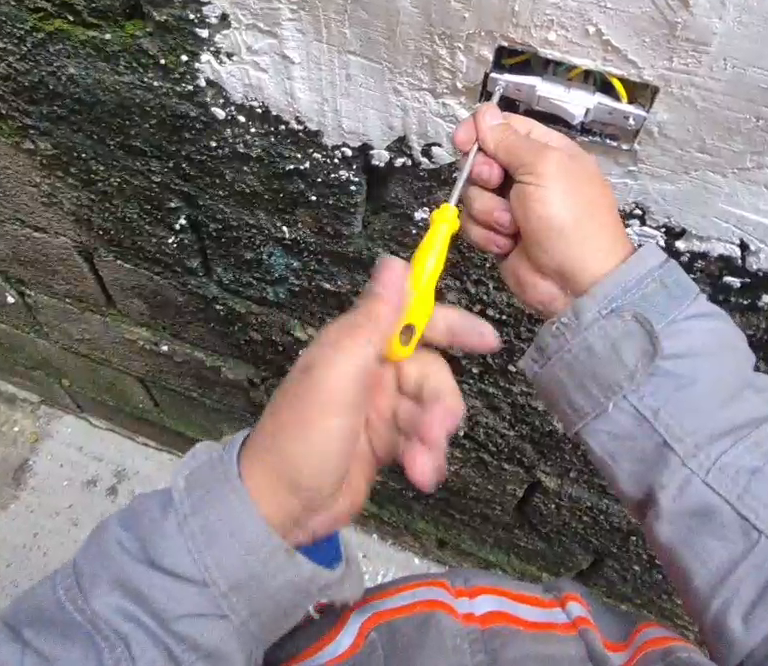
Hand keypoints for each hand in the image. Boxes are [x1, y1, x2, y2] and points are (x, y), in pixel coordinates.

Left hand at [239, 257, 500, 546]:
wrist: (279, 506)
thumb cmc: (304, 432)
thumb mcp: (339, 370)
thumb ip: (373, 318)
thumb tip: (396, 261)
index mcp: (356, 343)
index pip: (413, 319)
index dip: (452, 324)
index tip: (488, 339)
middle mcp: (370, 370)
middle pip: (430, 372)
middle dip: (440, 401)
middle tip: (440, 428)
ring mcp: (378, 409)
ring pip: (429, 409)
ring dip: (432, 437)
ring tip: (420, 465)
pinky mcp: (384, 444)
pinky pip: (420, 440)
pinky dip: (425, 457)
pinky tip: (419, 476)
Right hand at [453, 105, 633, 319]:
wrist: (577, 283)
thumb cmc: (571, 220)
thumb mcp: (543, 167)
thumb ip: (509, 139)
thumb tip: (485, 112)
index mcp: (545, 151)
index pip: (502, 127)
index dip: (479, 131)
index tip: (463, 142)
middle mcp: (527, 175)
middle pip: (481, 160)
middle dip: (483, 175)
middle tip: (497, 185)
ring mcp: (512, 206)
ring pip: (473, 194)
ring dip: (488, 211)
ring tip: (513, 226)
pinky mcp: (499, 233)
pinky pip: (472, 223)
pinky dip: (487, 234)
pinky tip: (508, 243)